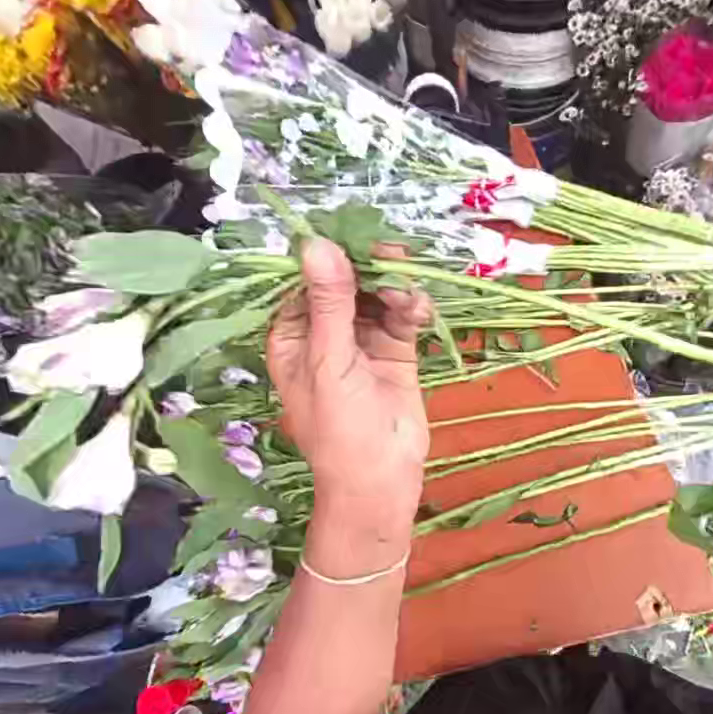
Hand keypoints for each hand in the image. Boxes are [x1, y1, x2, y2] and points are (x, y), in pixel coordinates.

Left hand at [267, 239, 431, 531]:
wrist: (381, 480)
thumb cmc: (341, 428)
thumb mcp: (330, 361)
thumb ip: (329, 302)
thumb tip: (317, 243)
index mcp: (293, 335)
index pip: (306, 281)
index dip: (329, 256)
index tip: (353, 233)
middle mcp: (326, 333)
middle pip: (345, 283)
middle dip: (368, 267)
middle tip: (392, 254)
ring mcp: (361, 342)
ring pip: (376, 297)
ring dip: (393, 287)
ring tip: (407, 292)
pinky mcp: (394, 352)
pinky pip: (401, 318)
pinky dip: (411, 307)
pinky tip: (419, 308)